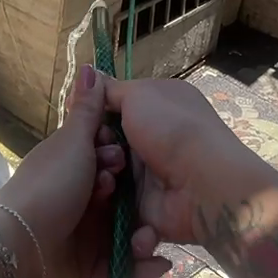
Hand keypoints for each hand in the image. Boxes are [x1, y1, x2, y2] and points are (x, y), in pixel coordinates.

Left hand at [0, 66, 168, 277]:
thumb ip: (86, 111)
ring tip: (149, 238)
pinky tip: (161, 263)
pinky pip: (118, 267)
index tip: (118, 158)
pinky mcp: (85, 265)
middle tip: (125, 196)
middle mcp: (78, 198)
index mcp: (72, 166)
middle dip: (133, 197)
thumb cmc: (50, 186)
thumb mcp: (72, 143)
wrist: (20, 244)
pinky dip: (138, 267)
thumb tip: (89, 67)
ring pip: (124, 233)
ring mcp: (82, 233)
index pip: (106, 158)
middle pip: (120, 196)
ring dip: (142, 235)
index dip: (117, 157)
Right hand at [101, 74, 259, 246]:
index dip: (94, 109)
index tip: (76, 113)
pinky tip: (105, 188)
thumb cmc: (171, 129)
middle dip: (95, 142)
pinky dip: (106, 193)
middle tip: (93, 145)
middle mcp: (155, 134)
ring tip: (102, 168)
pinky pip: (114, 195)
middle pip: (107, 136)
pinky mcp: (142, 201)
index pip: (115, 103)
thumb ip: (109, 89)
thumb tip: (88, 75)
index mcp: (159, 103)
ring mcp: (149, 169)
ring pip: (106, 166)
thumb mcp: (138, 94)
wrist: (201, 185)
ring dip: (100, 168)